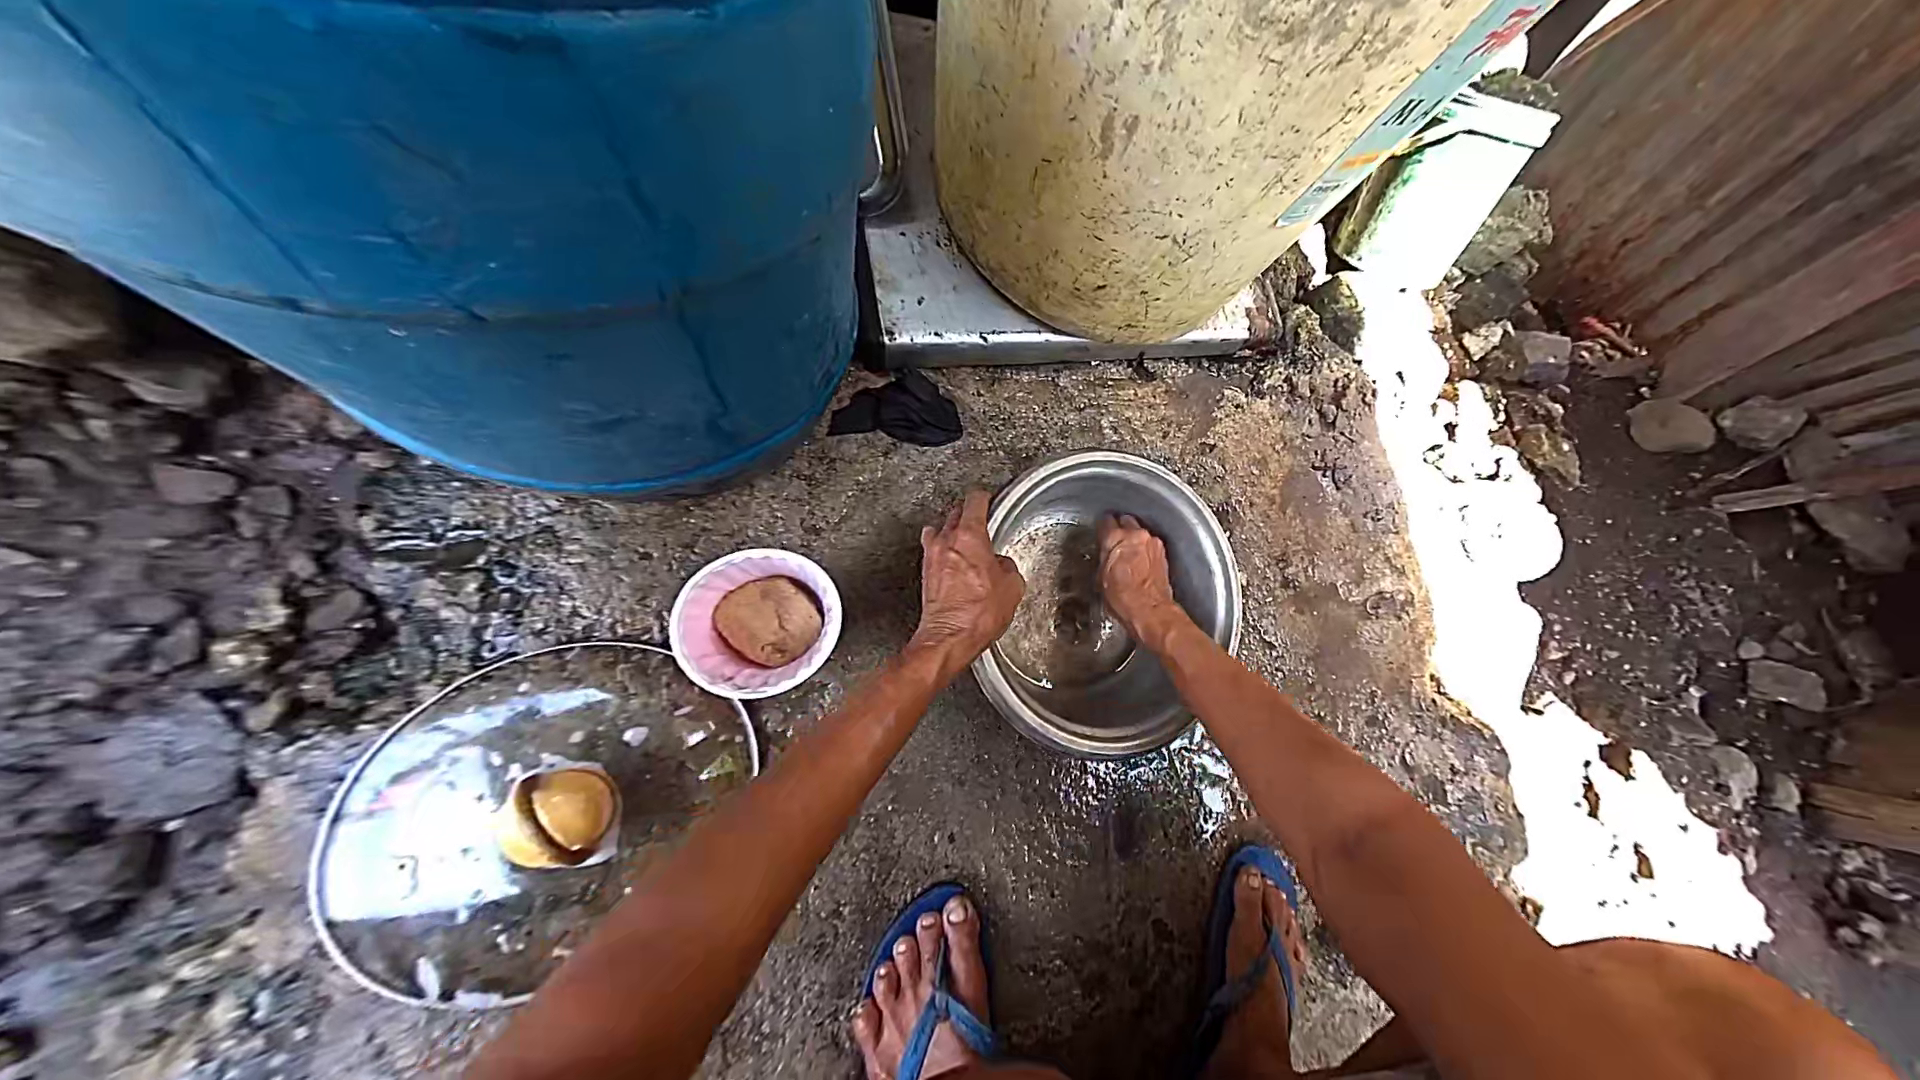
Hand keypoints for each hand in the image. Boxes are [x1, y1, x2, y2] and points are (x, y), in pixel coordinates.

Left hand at [908, 491, 1024, 669]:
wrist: (949, 637)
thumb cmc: (977, 614)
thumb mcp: (1011, 586)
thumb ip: (1007, 566)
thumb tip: (1000, 565)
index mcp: (969, 535)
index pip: (975, 500)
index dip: (985, 497)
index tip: (990, 499)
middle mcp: (946, 541)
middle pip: (955, 513)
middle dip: (969, 514)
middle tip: (982, 521)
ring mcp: (932, 556)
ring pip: (941, 530)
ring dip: (953, 532)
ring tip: (966, 541)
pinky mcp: (926, 573)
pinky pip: (934, 551)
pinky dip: (944, 551)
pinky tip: (954, 562)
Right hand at [1097, 514, 1189, 651]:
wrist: (1150, 611)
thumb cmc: (1124, 598)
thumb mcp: (1101, 577)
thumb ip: (1104, 556)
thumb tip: (1105, 552)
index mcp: (1115, 538)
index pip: (1106, 521)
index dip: (1102, 527)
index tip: (1101, 531)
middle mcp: (1135, 534)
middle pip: (1125, 520)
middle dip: (1119, 528)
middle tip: (1113, 540)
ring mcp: (1152, 542)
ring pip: (1139, 531)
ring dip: (1133, 538)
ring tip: (1127, 552)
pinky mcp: (1162, 552)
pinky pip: (1150, 543)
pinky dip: (1144, 548)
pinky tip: (1139, 561)